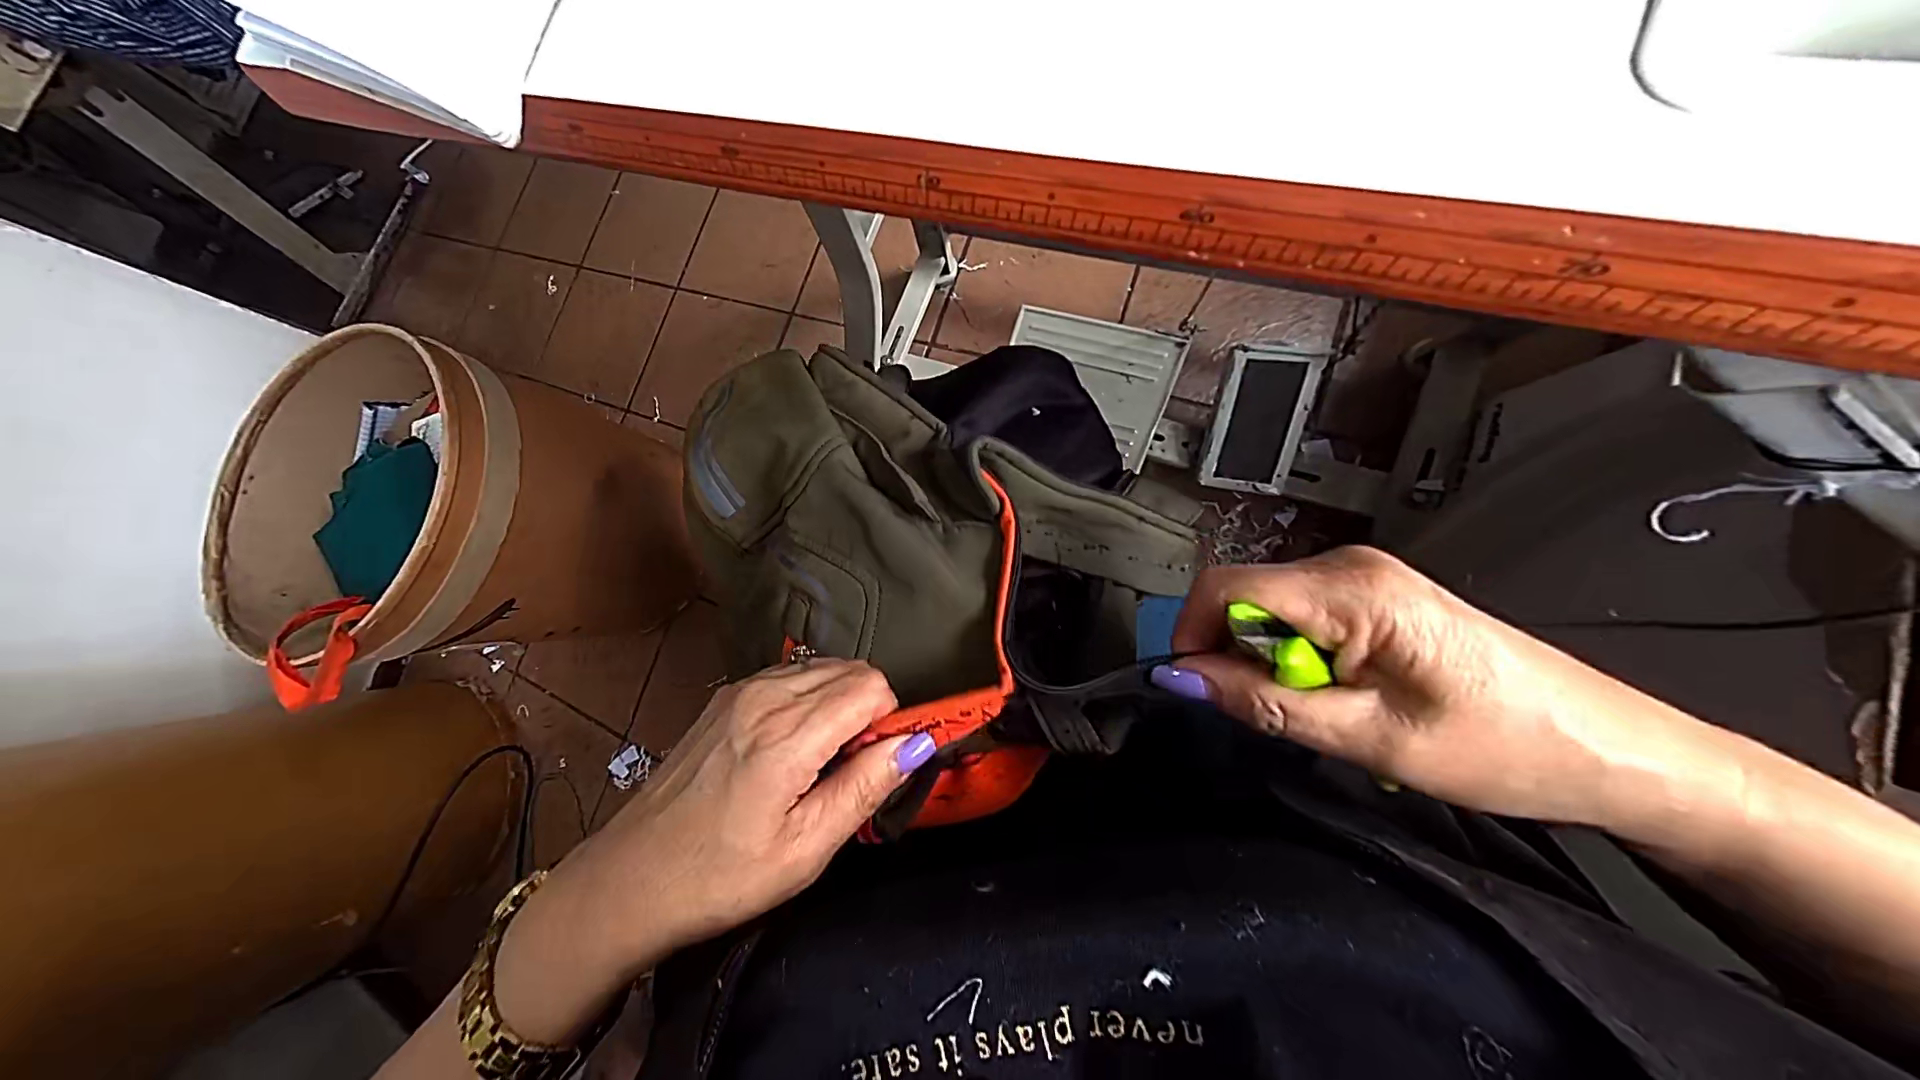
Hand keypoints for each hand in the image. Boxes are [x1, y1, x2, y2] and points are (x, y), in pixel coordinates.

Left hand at [491, 659, 935, 1042]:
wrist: (629, 880)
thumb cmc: (721, 877)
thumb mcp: (805, 849)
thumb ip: (865, 786)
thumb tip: (918, 743)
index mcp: (787, 734)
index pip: (872, 686)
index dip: (888, 722)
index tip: (874, 765)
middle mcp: (766, 696)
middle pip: (852, 670)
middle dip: (869, 710)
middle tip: (849, 768)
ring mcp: (741, 691)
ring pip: (824, 669)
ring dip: (840, 704)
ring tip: (819, 761)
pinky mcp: (726, 696)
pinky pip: (792, 677)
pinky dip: (810, 700)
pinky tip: (790, 748)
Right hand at [1161, 547, 1707, 826]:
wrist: (1608, 748)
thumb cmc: (1511, 744)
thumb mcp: (1368, 737)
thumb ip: (1263, 703)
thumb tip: (1183, 677)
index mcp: (1354, 589)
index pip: (1225, 588)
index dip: (1194, 637)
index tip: (1201, 689)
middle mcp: (1353, 568)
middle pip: (1242, 600)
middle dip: (1241, 659)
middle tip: (1291, 713)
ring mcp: (1364, 579)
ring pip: (1268, 613)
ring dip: (1275, 665)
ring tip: (1334, 709)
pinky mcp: (1373, 597)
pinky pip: (1300, 619)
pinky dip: (1301, 660)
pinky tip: (1347, 693)